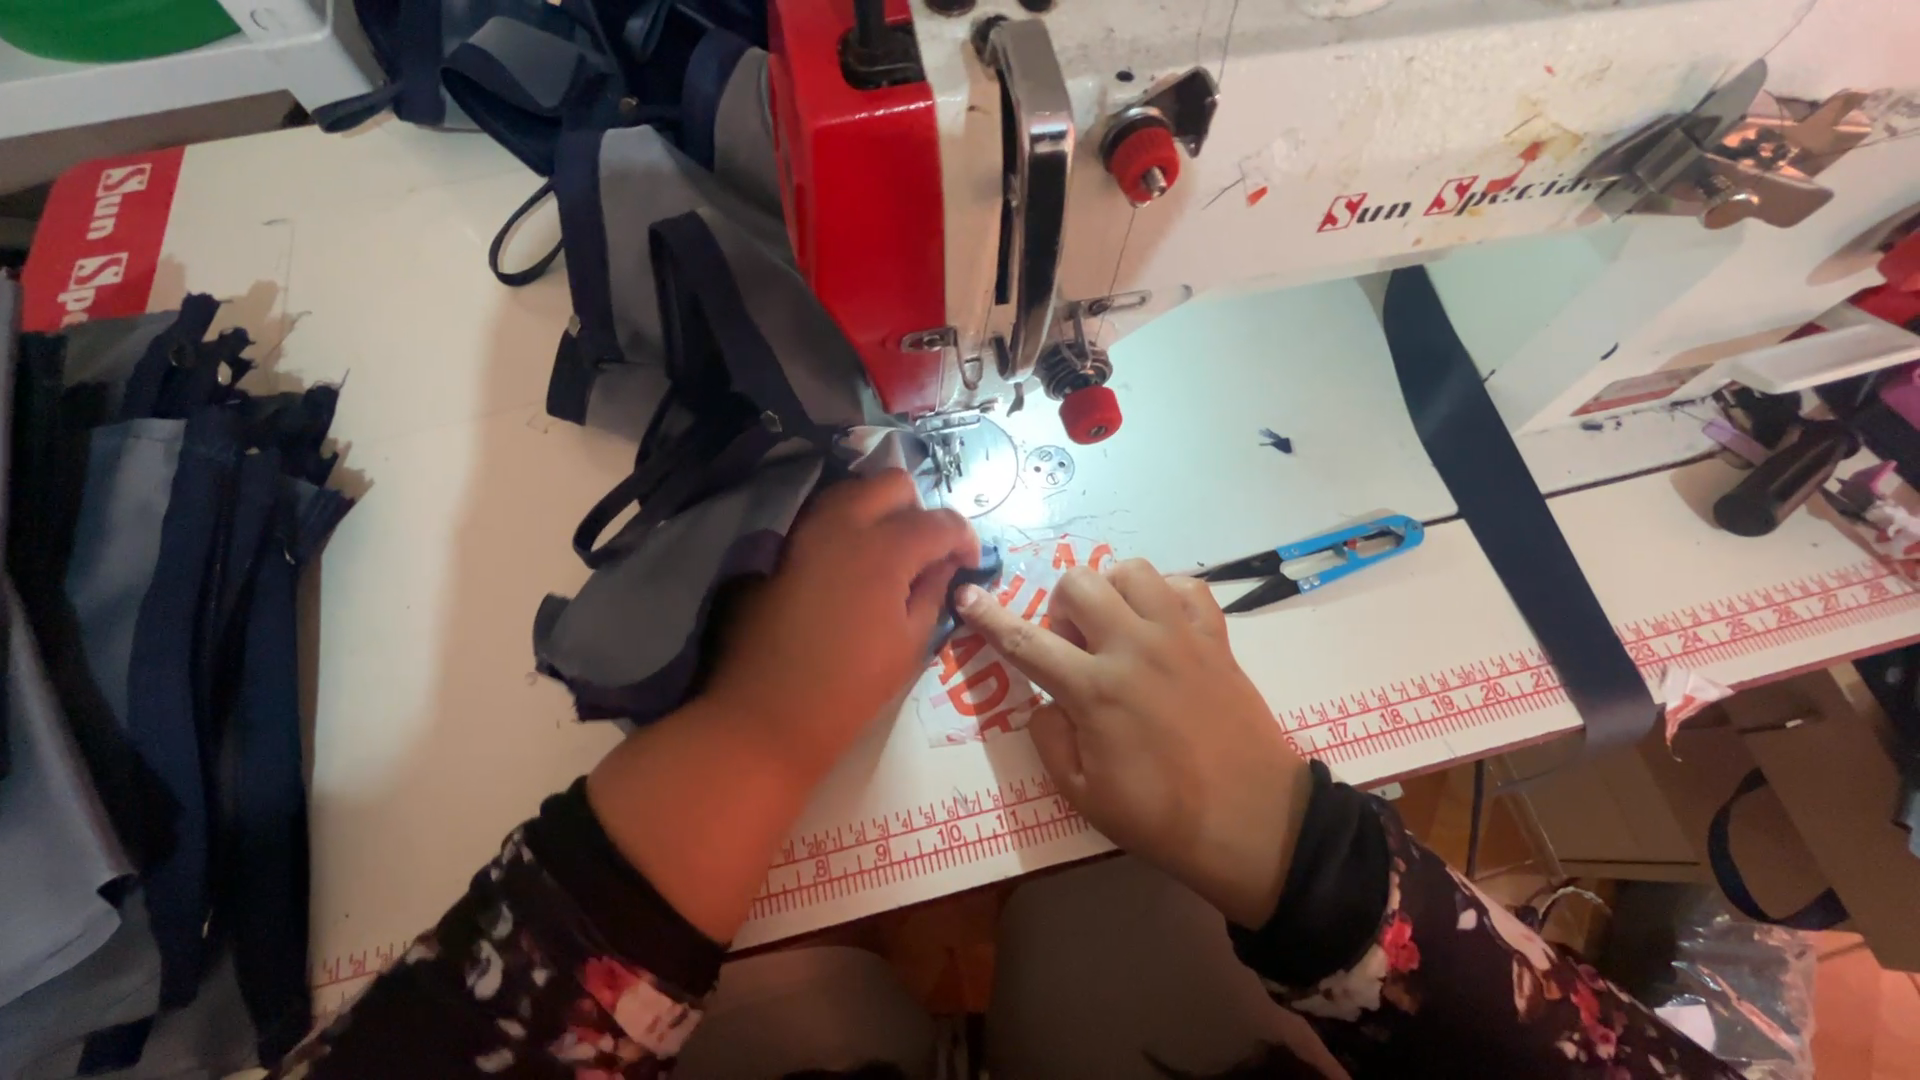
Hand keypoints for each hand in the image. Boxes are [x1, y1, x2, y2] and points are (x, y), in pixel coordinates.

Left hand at [588, 469, 976, 942]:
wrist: (764, 715)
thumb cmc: (848, 690)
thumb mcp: (909, 644)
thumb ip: (933, 590)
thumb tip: (945, 563)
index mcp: (885, 550)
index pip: (940, 520)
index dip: (964, 538)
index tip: (968, 563)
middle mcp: (842, 524)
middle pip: (892, 483)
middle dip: (918, 511)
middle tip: (925, 553)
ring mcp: (802, 531)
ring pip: (851, 491)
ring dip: (878, 512)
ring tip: (886, 556)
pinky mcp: (776, 546)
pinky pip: (819, 516)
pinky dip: (843, 526)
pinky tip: (848, 566)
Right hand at [956, 560, 1311, 927]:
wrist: (1255, 825)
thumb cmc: (1163, 819)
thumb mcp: (1083, 796)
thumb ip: (1050, 738)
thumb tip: (1048, 700)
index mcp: (1095, 690)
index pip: (1026, 642)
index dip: (989, 617)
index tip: (967, 595)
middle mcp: (1134, 647)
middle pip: (1079, 583)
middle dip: (1060, 607)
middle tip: (1074, 648)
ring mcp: (1180, 637)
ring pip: (1132, 570)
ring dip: (1111, 591)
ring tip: (1116, 628)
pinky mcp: (1217, 638)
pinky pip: (1186, 585)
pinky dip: (1165, 595)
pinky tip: (1161, 626)